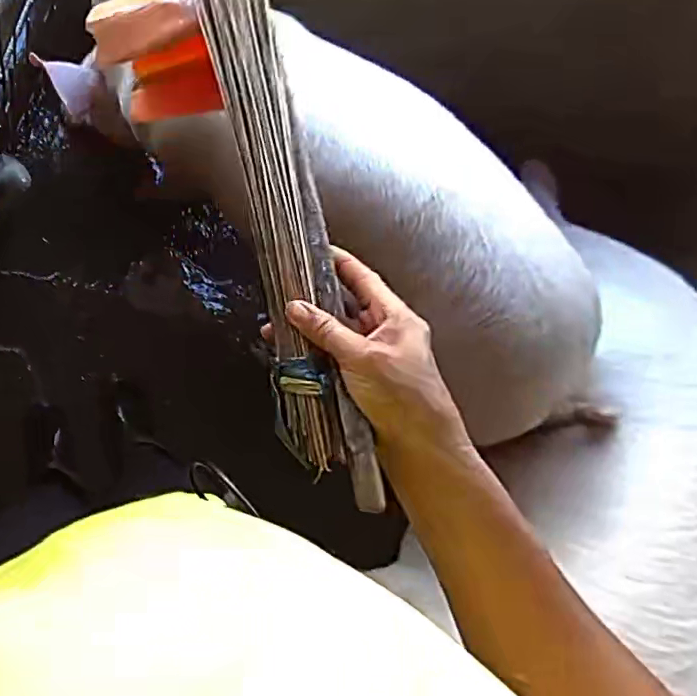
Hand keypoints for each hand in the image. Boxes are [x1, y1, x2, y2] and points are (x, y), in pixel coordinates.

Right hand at [281, 247, 472, 467]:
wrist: (420, 446)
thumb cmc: (406, 399)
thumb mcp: (362, 358)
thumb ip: (326, 330)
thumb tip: (295, 307)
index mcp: (396, 319)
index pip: (364, 280)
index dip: (340, 262)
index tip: (316, 249)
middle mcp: (383, 332)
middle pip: (342, 304)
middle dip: (312, 297)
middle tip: (284, 288)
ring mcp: (369, 353)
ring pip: (330, 330)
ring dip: (305, 328)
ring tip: (276, 325)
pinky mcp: (356, 374)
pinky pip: (326, 353)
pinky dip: (307, 350)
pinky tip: (288, 350)